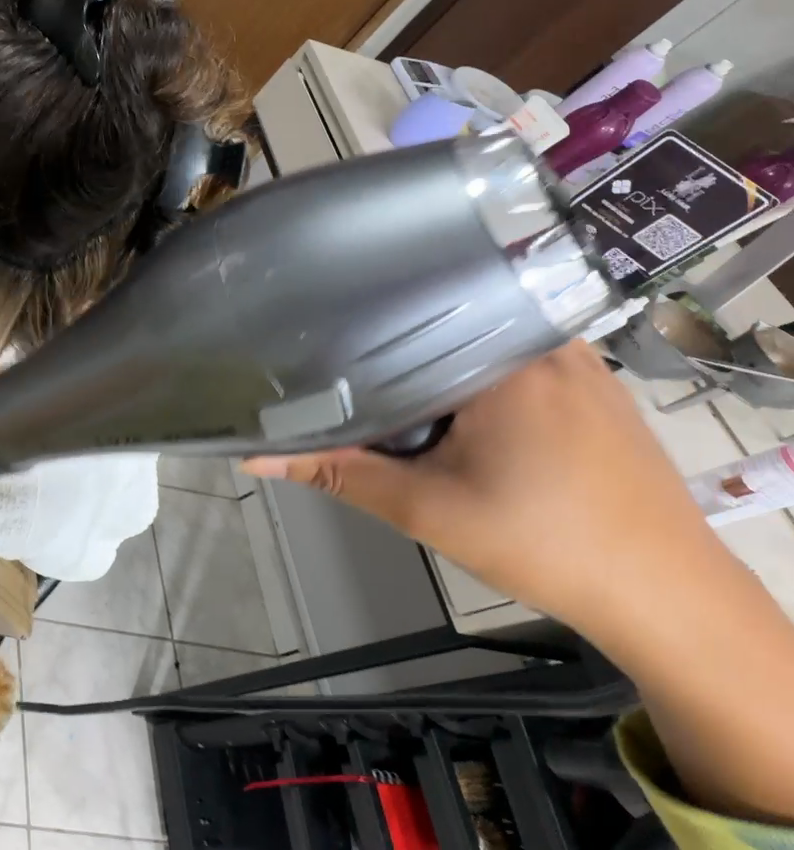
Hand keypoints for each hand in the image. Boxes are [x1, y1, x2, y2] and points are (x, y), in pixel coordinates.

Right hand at [244, 340, 723, 634]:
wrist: (666, 599)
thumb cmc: (542, 544)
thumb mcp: (422, 507)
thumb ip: (335, 473)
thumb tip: (253, 459)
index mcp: (508, 360)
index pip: (407, 322)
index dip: (349, 336)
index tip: (307, 349)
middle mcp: (550, 348)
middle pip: (439, 334)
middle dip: (387, 359)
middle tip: (332, 378)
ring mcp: (582, 369)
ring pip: (474, 352)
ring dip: (432, 376)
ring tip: (382, 398)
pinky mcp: (597, 395)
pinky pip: (511, 368)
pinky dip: (470, 386)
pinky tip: (445, 418)